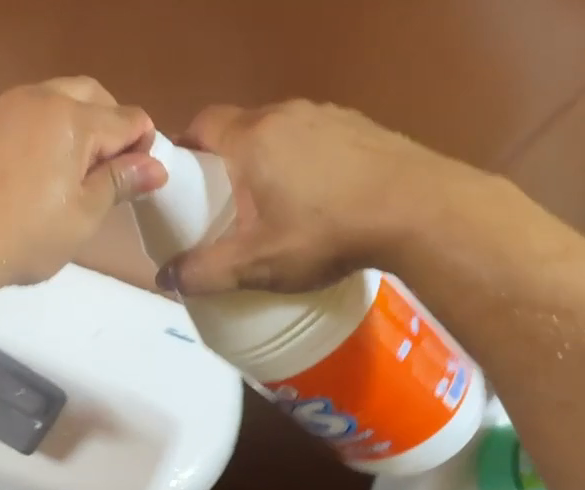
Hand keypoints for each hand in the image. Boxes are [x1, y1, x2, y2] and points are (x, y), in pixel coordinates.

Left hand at [0, 77, 167, 291]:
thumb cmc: (23, 238)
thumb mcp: (83, 217)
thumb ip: (120, 183)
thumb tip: (155, 166)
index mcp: (73, 117)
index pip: (129, 120)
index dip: (142, 150)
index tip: (135, 186)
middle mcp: (42, 99)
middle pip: (95, 98)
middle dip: (111, 130)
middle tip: (108, 179)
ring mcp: (9, 109)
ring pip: (62, 102)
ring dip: (80, 129)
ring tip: (76, 180)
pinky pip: (33, 117)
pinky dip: (49, 135)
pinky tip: (44, 176)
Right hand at [157, 101, 492, 294]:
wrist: (420, 211)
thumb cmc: (324, 233)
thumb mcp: (254, 264)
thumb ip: (203, 272)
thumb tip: (165, 280)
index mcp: (253, 138)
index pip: (202, 124)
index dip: (185, 148)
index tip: (181, 180)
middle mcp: (288, 115)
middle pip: (241, 127)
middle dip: (224, 160)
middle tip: (221, 202)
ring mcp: (331, 117)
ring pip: (281, 133)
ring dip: (267, 161)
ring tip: (270, 204)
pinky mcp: (363, 128)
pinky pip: (316, 140)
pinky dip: (304, 163)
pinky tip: (316, 199)